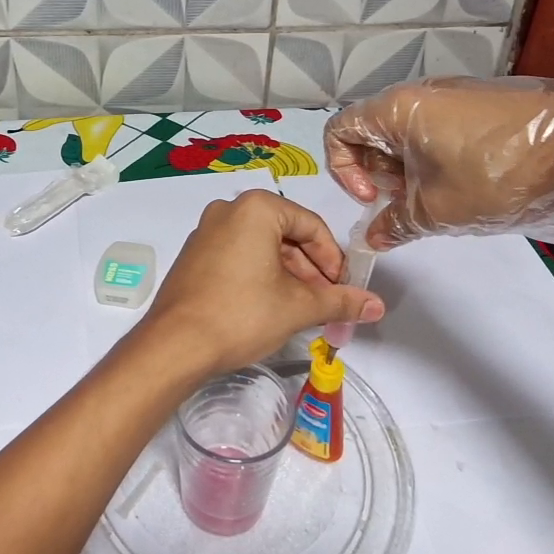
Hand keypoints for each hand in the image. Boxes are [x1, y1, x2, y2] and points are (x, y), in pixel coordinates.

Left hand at [133, 190, 384, 376]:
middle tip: (327, 303)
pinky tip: (271, 307)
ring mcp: (206, 232)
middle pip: (286, 234)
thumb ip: (340, 301)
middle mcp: (228, 210)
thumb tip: (377, 305)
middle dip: (312, 270)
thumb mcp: (298, 307)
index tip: (343, 290)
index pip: (312, 226)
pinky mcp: (194, 256)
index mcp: (256, 208)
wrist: (175, 345)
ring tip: (302, 310)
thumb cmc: (241, 315)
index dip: (334, 259)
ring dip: (289, 275)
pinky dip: (261, 276)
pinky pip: (239, 256)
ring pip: (262, 247)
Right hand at [325, 76, 553, 249]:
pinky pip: (437, 131)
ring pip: (407, 136)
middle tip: (409, 206)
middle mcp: (418, 94)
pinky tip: (467, 186)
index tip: (375, 198)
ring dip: (410, 172)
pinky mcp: (480, 105)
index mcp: (396, 110)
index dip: (344, 170)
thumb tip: (373, 238)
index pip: (339, 131)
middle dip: (380, 176)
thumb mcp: (439, 210)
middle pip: (373, 133)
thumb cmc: (497, 175)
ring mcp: (452, 97)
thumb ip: (396, 223)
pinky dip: (436, 161)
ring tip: (440, 201)